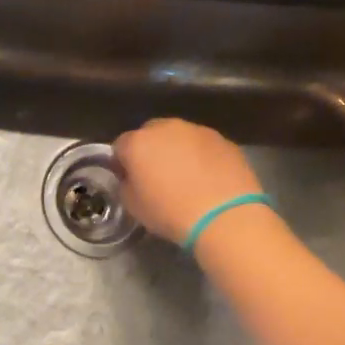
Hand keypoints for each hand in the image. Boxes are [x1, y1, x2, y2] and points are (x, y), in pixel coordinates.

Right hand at [114, 118, 263, 243]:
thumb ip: (127, 184)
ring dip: (178, 151)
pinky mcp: (224, 140)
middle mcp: (166, 128)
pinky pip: (204, 146)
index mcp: (138, 143)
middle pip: (151, 134)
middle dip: (151, 150)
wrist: (225, 216)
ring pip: (180, 137)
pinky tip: (208, 179)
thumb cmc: (171, 212)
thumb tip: (132, 177)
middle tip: (157, 176)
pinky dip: (202, 157)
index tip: (129, 180)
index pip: (120, 146)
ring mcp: (198, 131)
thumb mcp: (133, 206)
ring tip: (186, 178)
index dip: (123, 163)